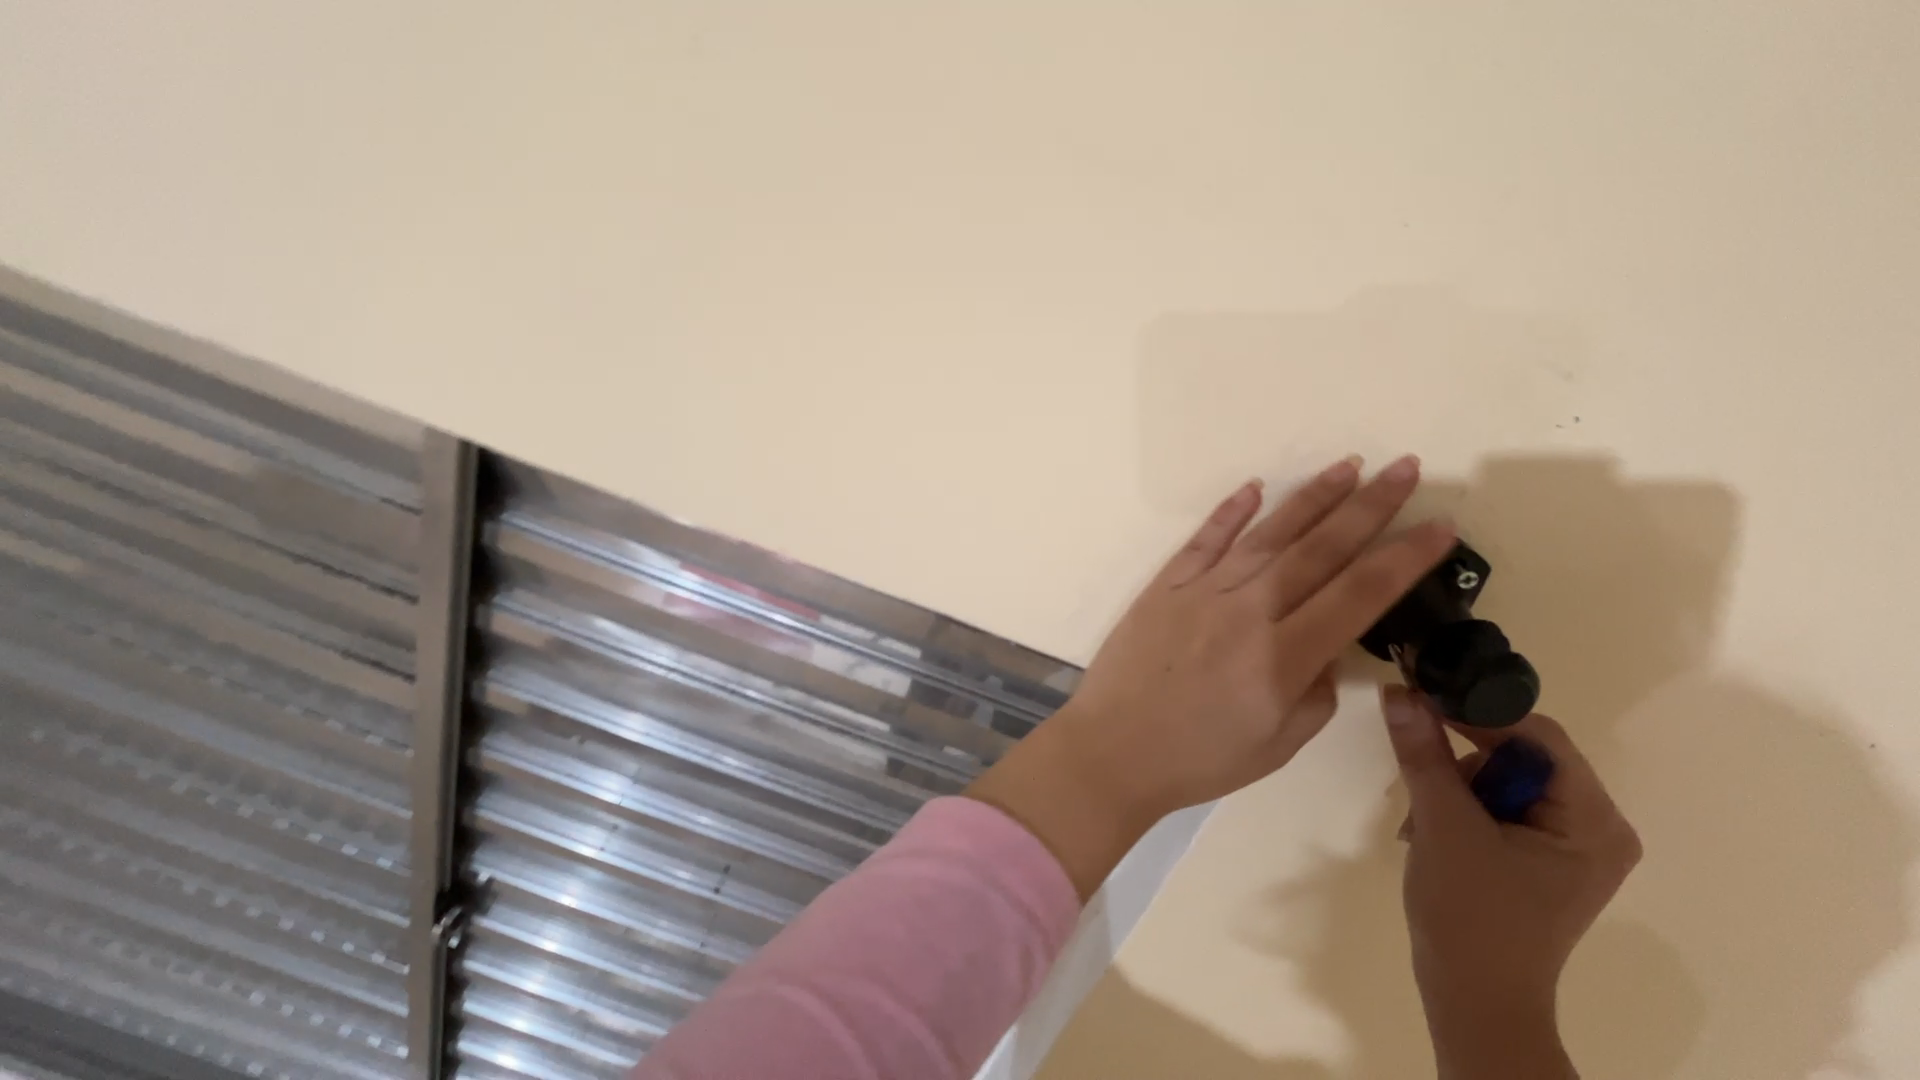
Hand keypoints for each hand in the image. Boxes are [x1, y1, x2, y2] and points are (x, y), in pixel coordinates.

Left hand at [966, 455, 1456, 898]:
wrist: (1111, 751)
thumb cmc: (1199, 759)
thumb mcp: (1278, 744)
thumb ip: (1317, 691)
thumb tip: (1329, 647)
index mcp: (1284, 656)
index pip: (1360, 594)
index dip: (1405, 557)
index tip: (1441, 526)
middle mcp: (1248, 610)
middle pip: (1320, 549)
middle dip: (1369, 506)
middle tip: (1405, 468)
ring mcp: (1202, 591)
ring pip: (1267, 534)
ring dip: (1312, 499)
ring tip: (1349, 467)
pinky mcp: (1164, 586)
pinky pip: (1204, 540)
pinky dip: (1230, 512)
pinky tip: (1256, 489)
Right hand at [1381, 687, 1642, 1079]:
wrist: (1473, 1000)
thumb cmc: (1470, 915)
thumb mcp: (1442, 825)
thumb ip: (1424, 754)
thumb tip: (1400, 691)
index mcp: (1594, 819)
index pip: (1537, 735)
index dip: (1477, 710)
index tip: (1419, 695)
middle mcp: (1596, 825)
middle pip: (1520, 755)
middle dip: (1461, 761)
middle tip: (1414, 770)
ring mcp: (1570, 843)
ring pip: (1503, 778)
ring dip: (1453, 787)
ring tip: (1421, 822)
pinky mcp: (1541, 856)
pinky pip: (1499, 806)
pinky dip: (1460, 808)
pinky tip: (1433, 833)